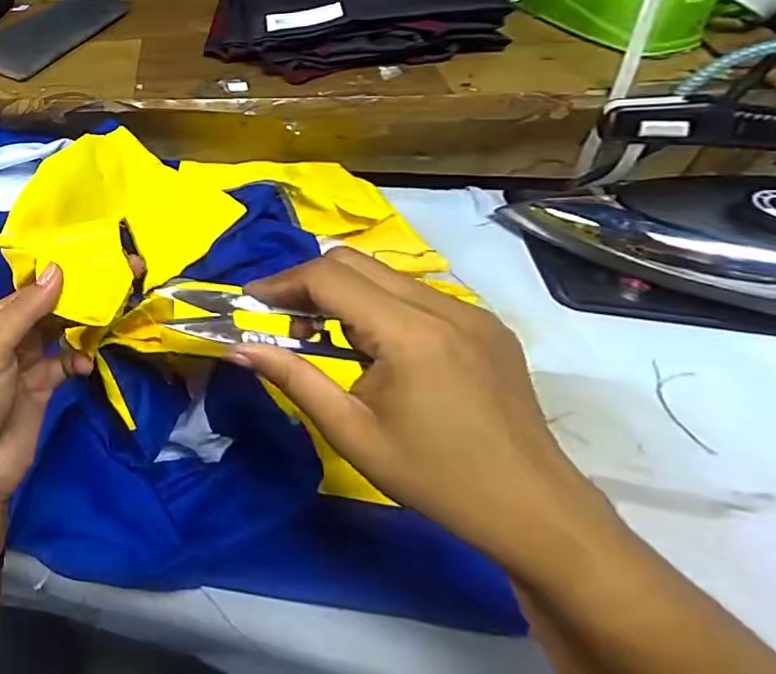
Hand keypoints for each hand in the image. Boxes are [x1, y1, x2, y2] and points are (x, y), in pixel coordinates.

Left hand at [0, 265, 89, 573]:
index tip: (99, 258)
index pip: (32, 289)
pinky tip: (87, 361)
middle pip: (50, 308)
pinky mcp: (44, 387)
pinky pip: (67, 363)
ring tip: (115, 313)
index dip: (62, 275)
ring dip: (85, 324)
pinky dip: (80, 358)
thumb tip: (58, 268)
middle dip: (80, 296)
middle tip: (120, 279)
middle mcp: (12, 334)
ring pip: (62, 333)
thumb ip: (26, 310)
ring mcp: (28, 361)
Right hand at [230, 249, 617, 577]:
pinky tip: (374, 347)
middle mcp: (444, 308)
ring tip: (325, 337)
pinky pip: (414, 292)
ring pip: (383, 274)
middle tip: (283, 319)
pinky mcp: (485, 324)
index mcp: (411, 334)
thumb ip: (291, 377)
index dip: (282, 283)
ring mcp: (471, 313)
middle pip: (353, 262)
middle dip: (307, 282)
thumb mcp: (351, 432)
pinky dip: (377, 304)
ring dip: (342, 293)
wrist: (538, 514)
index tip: (250, 302)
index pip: (329, 277)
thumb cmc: (436, 478)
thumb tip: (237, 348)